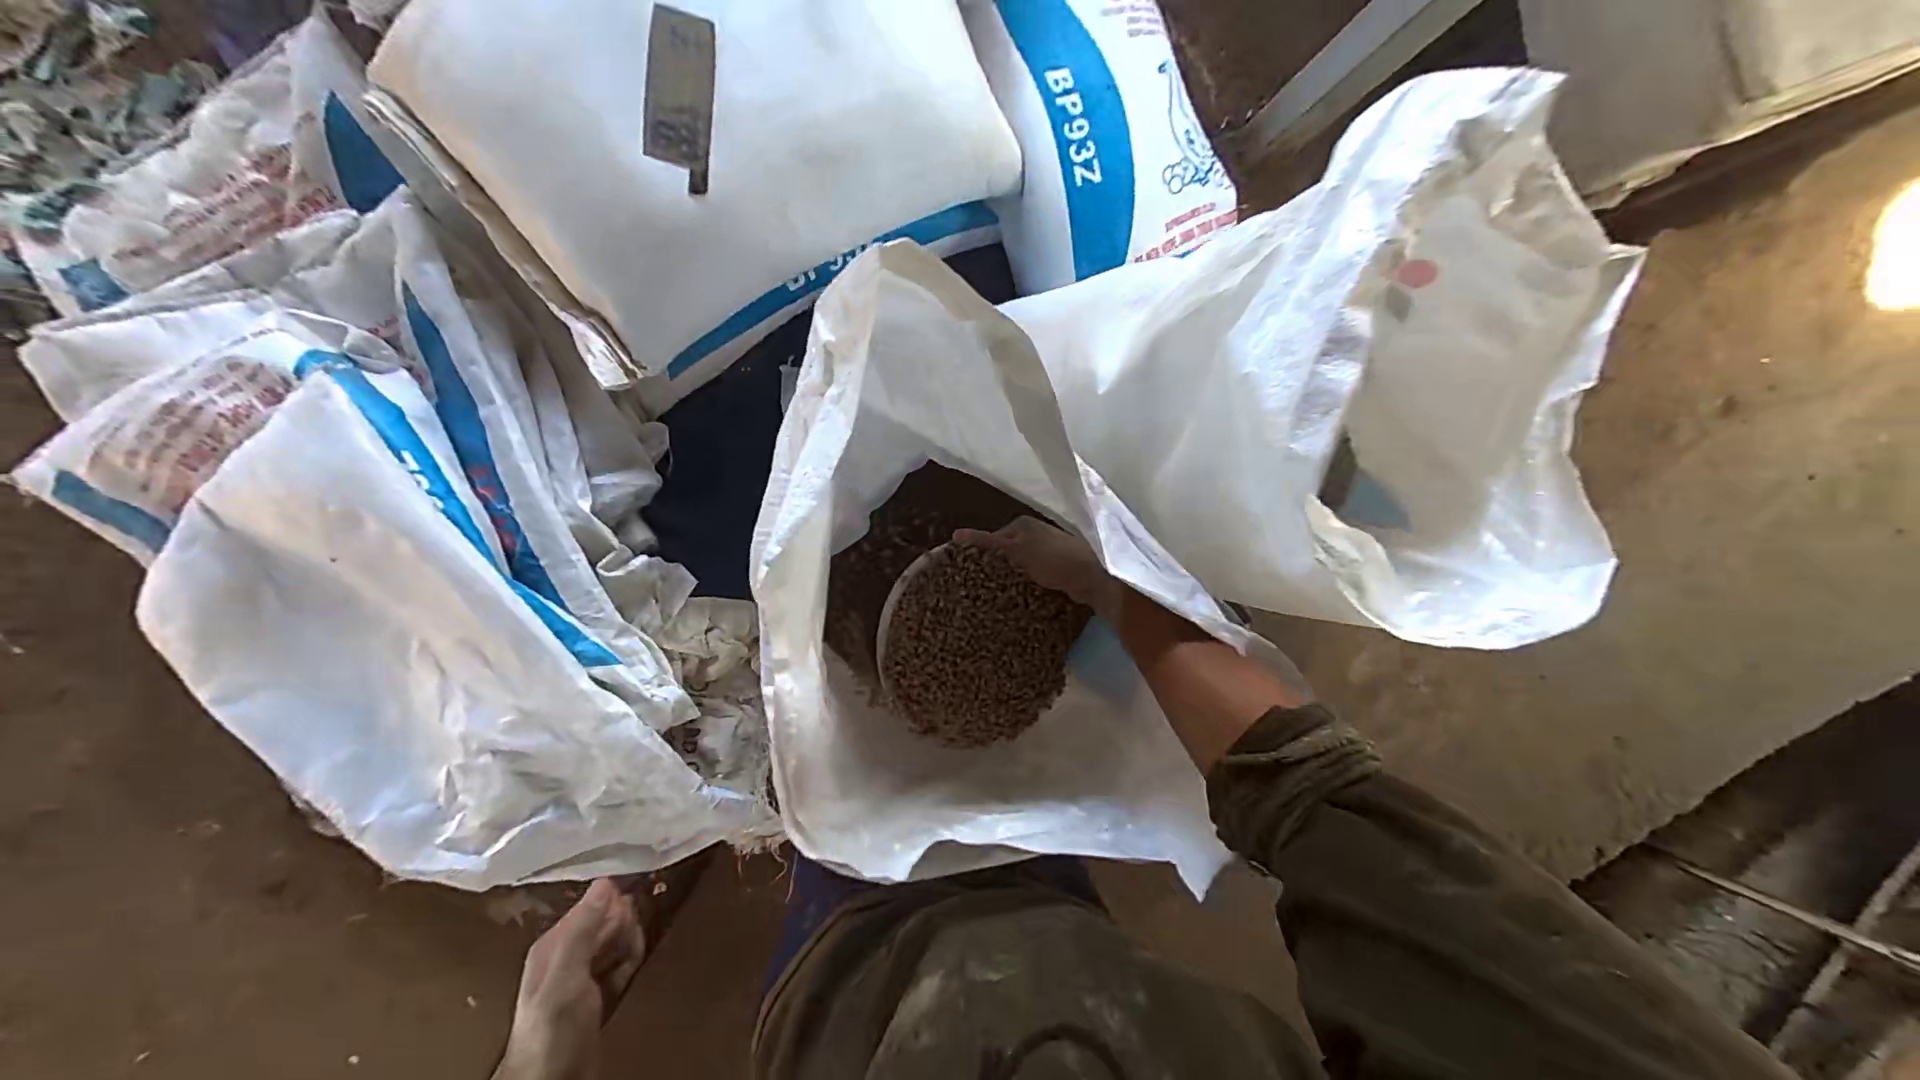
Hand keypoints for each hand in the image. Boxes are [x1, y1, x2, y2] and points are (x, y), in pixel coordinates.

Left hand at [493, 879, 647, 1079]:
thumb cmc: (553, 1032)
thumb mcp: (566, 979)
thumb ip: (582, 931)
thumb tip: (605, 881)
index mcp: (554, 943)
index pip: (593, 902)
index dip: (616, 903)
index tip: (632, 913)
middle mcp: (567, 952)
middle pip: (608, 918)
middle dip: (625, 925)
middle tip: (629, 945)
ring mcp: (583, 972)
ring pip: (618, 937)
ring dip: (630, 942)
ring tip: (630, 961)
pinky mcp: (598, 990)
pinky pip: (621, 959)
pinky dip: (630, 959)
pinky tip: (631, 969)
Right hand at [954, 516, 1124, 620]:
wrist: (1093, 578)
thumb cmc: (1053, 559)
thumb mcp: (1016, 550)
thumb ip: (988, 542)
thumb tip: (956, 534)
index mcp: (1023, 524)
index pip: (993, 538)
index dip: (981, 555)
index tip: (968, 574)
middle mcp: (1035, 535)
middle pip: (1006, 552)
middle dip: (996, 567)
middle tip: (978, 588)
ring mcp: (1046, 553)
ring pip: (1019, 566)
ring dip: (1010, 579)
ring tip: (993, 596)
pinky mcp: (1055, 571)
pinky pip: (1032, 578)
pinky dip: (1025, 586)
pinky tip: (1016, 599)